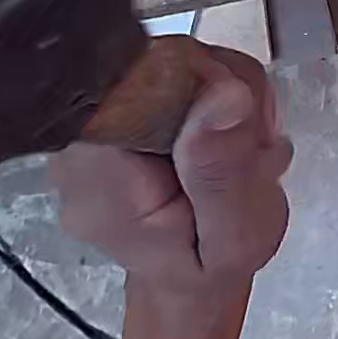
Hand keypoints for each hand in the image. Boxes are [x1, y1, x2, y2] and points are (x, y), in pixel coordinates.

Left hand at [49, 43, 291, 305]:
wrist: (188, 277)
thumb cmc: (212, 268)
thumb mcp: (235, 236)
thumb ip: (225, 170)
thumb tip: (223, 92)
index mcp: (103, 181)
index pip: (142, 84)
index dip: (203, 84)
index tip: (240, 126)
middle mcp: (84, 146)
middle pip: (160, 65)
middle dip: (227, 92)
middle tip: (253, 147)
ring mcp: (101, 125)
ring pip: (176, 61)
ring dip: (230, 93)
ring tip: (245, 147)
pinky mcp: (125, 110)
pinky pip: (176, 72)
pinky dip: (219, 94)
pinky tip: (230, 135)